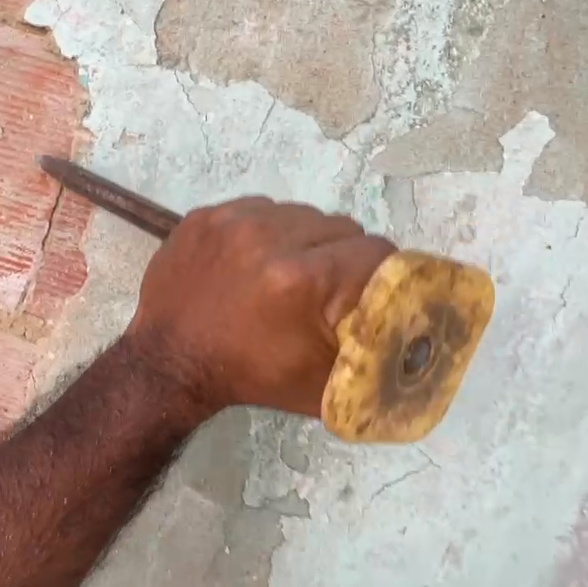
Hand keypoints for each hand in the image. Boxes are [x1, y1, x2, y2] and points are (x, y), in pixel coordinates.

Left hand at [122, 198, 394, 418]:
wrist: (170, 360)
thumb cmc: (250, 376)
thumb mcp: (326, 380)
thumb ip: (376, 347)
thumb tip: (417, 324)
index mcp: (301, 278)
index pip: (375, 251)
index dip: (384, 272)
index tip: (375, 289)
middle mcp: (266, 238)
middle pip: (339, 226)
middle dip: (343, 255)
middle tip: (330, 283)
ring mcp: (230, 222)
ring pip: (298, 212)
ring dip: (304, 238)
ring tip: (289, 269)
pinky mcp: (203, 216)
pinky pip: (258, 207)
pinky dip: (266, 229)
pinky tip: (255, 257)